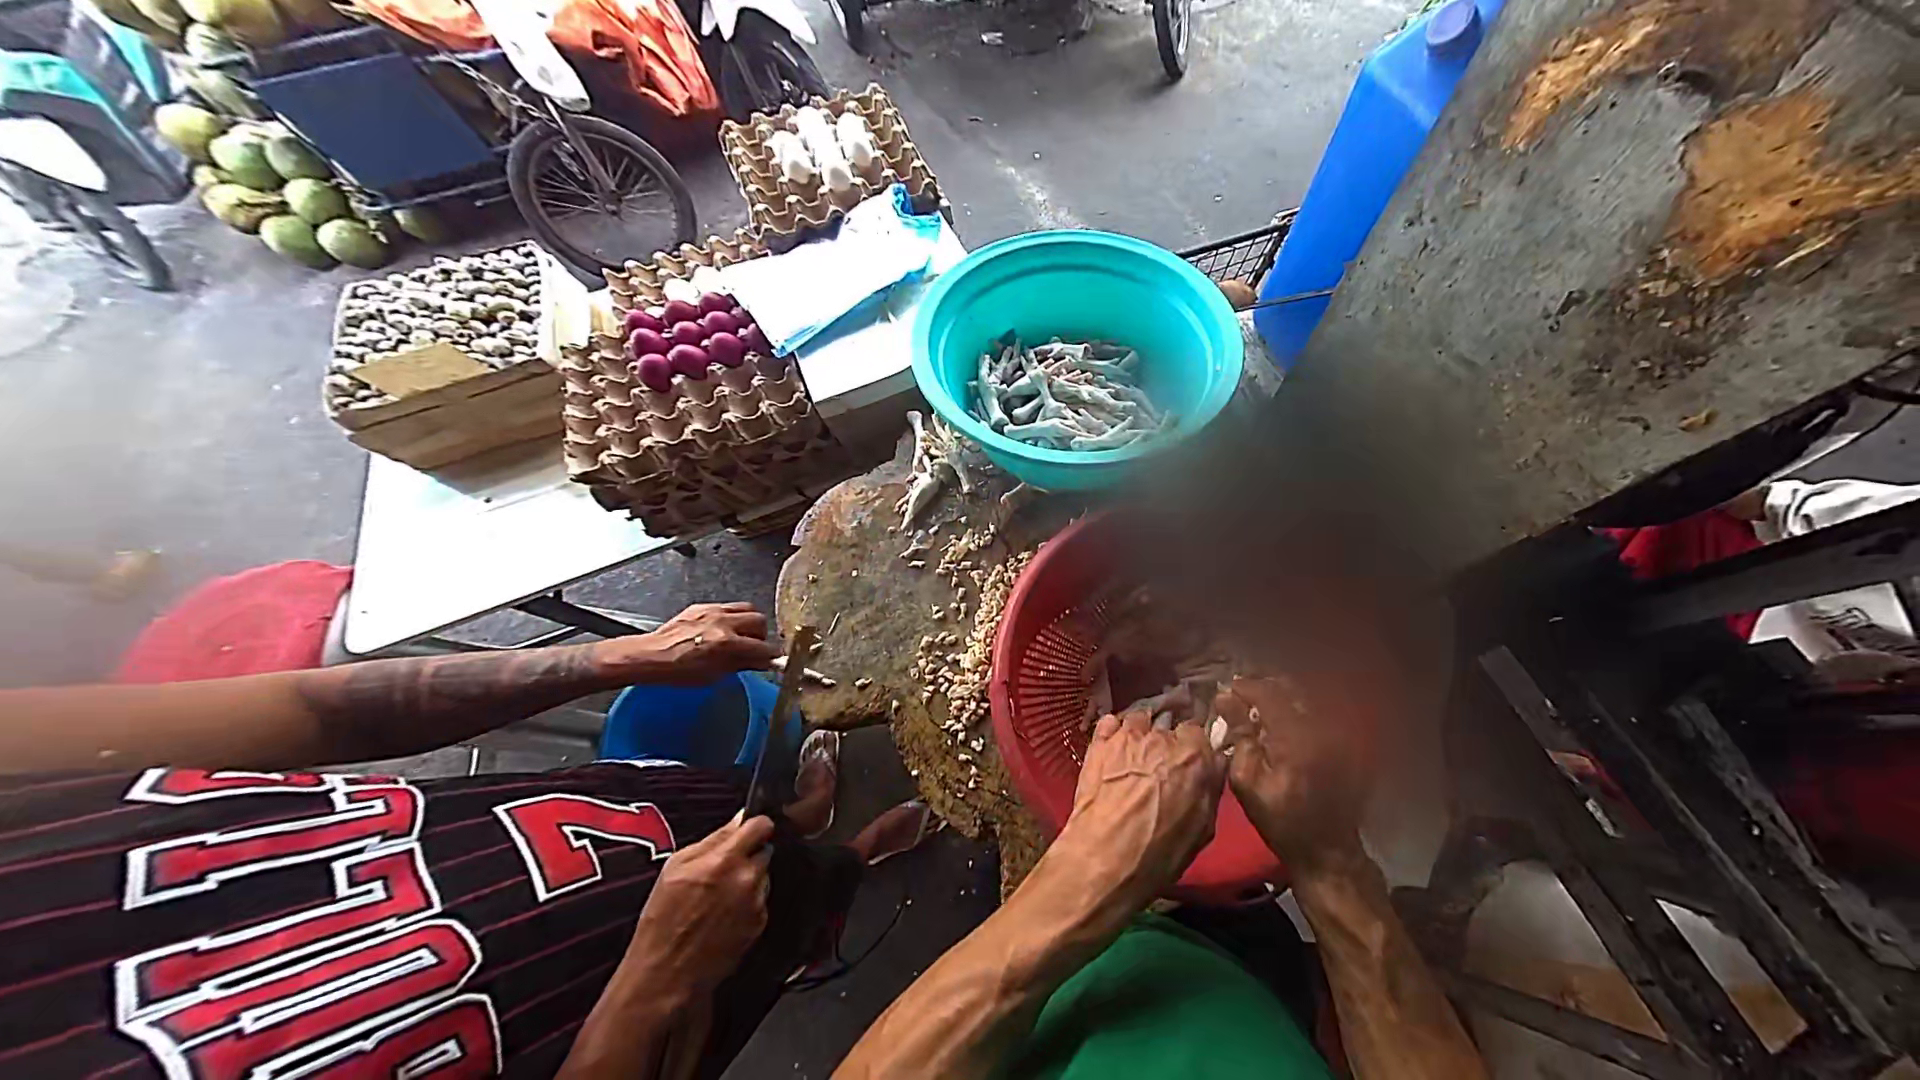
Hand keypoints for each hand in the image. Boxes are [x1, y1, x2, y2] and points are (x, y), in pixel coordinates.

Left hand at [600, 602, 781, 684]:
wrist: (649, 657)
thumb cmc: (675, 671)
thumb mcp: (713, 675)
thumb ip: (740, 665)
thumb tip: (760, 662)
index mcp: (726, 643)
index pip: (762, 647)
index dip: (771, 655)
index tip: (774, 659)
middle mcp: (722, 622)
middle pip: (759, 621)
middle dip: (761, 635)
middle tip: (755, 646)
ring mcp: (712, 611)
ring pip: (747, 608)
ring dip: (749, 622)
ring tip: (742, 635)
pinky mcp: (702, 606)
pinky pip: (727, 606)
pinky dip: (732, 617)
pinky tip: (723, 629)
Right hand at [625, 812, 773, 992]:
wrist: (666, 974)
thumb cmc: (663, 920)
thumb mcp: (675, 867)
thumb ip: (714, 838)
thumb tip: (739, 819)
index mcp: (725, 859)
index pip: (762, 825)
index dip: (756, 826)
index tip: (749, 830)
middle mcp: (747, 878)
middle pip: (765, 850)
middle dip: (749, 855)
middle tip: (724, 870)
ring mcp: (756, 902)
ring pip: (764, 875)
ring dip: (749, 879)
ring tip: (720, 898)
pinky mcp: (760, 923)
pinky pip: (761, 900)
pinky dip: (749, 902)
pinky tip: (725, 915)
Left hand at [1047, 710, 1224, 905]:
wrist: (1107, 852)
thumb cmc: (1160, 849)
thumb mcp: (1202, 828)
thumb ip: (1210, 787)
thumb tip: (1214, 765)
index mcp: (1193, 756)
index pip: (1197, 733)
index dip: (1191, 747)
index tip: (1187, 761)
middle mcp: (1162, 738)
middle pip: (1167, 727)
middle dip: (1165, 742)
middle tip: (1159, 766)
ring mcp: (1127, 736)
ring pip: (1138, 720)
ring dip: (1139, 733)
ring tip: (1134, 754)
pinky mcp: (1099, 742)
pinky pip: (1109, 724)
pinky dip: (1113, 732)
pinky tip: (1112, 748)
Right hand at [1216, 675, 1371, 872]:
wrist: (1328, 851)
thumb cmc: (1281, 820)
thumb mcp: (1247, 781)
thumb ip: (1239, 734)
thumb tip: (1224, 697)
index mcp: (1297, 738)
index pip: (1268, 694)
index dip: (1244, 687)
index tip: (1226, 691)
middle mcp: (1324, 729)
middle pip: (1291, 689)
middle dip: (1263, 689)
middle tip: (1241, 699)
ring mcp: (1341, 736)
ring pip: (1307, 699)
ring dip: (1281, 698)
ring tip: (1260, 710)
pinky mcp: (1348, 744)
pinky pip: (1319, 715)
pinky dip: (1298, 711)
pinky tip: (1283, 725)